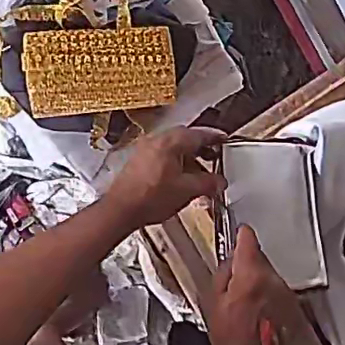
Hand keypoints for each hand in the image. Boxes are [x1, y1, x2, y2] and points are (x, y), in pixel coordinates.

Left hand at [105, 127, 224, 226]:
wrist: (122, 209)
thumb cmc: (148, 198)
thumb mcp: (187, 190)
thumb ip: (208, 183)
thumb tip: (218, 182)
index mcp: (170, 142)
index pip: (199, 134)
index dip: (214, 137)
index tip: (223, 139)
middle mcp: (155, 141)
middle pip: (184, 138)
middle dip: (200, 148)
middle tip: (213, 156)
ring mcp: (144, 150)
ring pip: (172, 147)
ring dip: (187, 157)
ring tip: (198, 173)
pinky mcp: (137, 161)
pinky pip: (161, 155)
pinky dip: (173, 162)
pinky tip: (179, 178)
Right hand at [211, 226, 309, 344]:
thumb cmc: (233, 340)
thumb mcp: (212, 303)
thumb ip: (221, 274)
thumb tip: (228, 261)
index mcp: (251, 275)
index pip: (248, 239)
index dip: (239, 235)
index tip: (234, 235)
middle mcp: (272, 279)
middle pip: (258, 256)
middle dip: (245, 263)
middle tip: (230, 280)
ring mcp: (284, 292)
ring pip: (267, 273)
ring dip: (255, 279)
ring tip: (241, 300)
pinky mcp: (291, 304)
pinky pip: (274, 289)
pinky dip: (264, 293)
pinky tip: (253, 310)